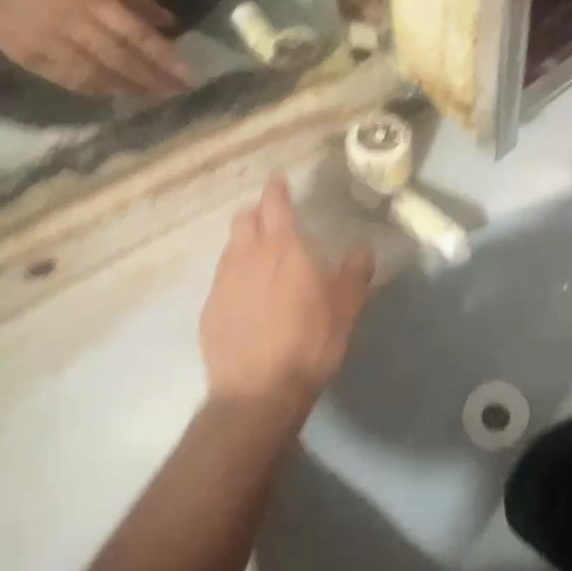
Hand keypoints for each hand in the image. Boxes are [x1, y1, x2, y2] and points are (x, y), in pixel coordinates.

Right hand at [0, 0, 191, 94]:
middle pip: (121, 59)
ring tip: (154, 97)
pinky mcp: (30, 59)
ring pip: (98, 75)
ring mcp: (50, 44)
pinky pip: (70, 81)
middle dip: (153, 79)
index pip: (136, 34)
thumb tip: (171, 21)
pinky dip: (97, 90)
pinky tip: (117, 95)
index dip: (163, 57)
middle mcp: (73, 23)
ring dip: (129, 88)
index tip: (186, 73)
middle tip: (178, 92)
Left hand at [200, 177, 375, 405]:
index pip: (275, 204)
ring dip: (244, 242)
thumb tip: (362, 249)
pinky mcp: (209, 309)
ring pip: (231, 247)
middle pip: (245, 220)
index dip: (277, 189)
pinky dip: (235, 274)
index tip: (278, 179)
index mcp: (285, 248)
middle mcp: (248, 256)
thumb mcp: (347, 308)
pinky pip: (222, 279)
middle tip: (272, 215)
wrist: (258, 391)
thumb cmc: (311, 342)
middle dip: (257, 212)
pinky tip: (247, 294)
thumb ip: (354, 273)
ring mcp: (223, 282)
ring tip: (259, 253)